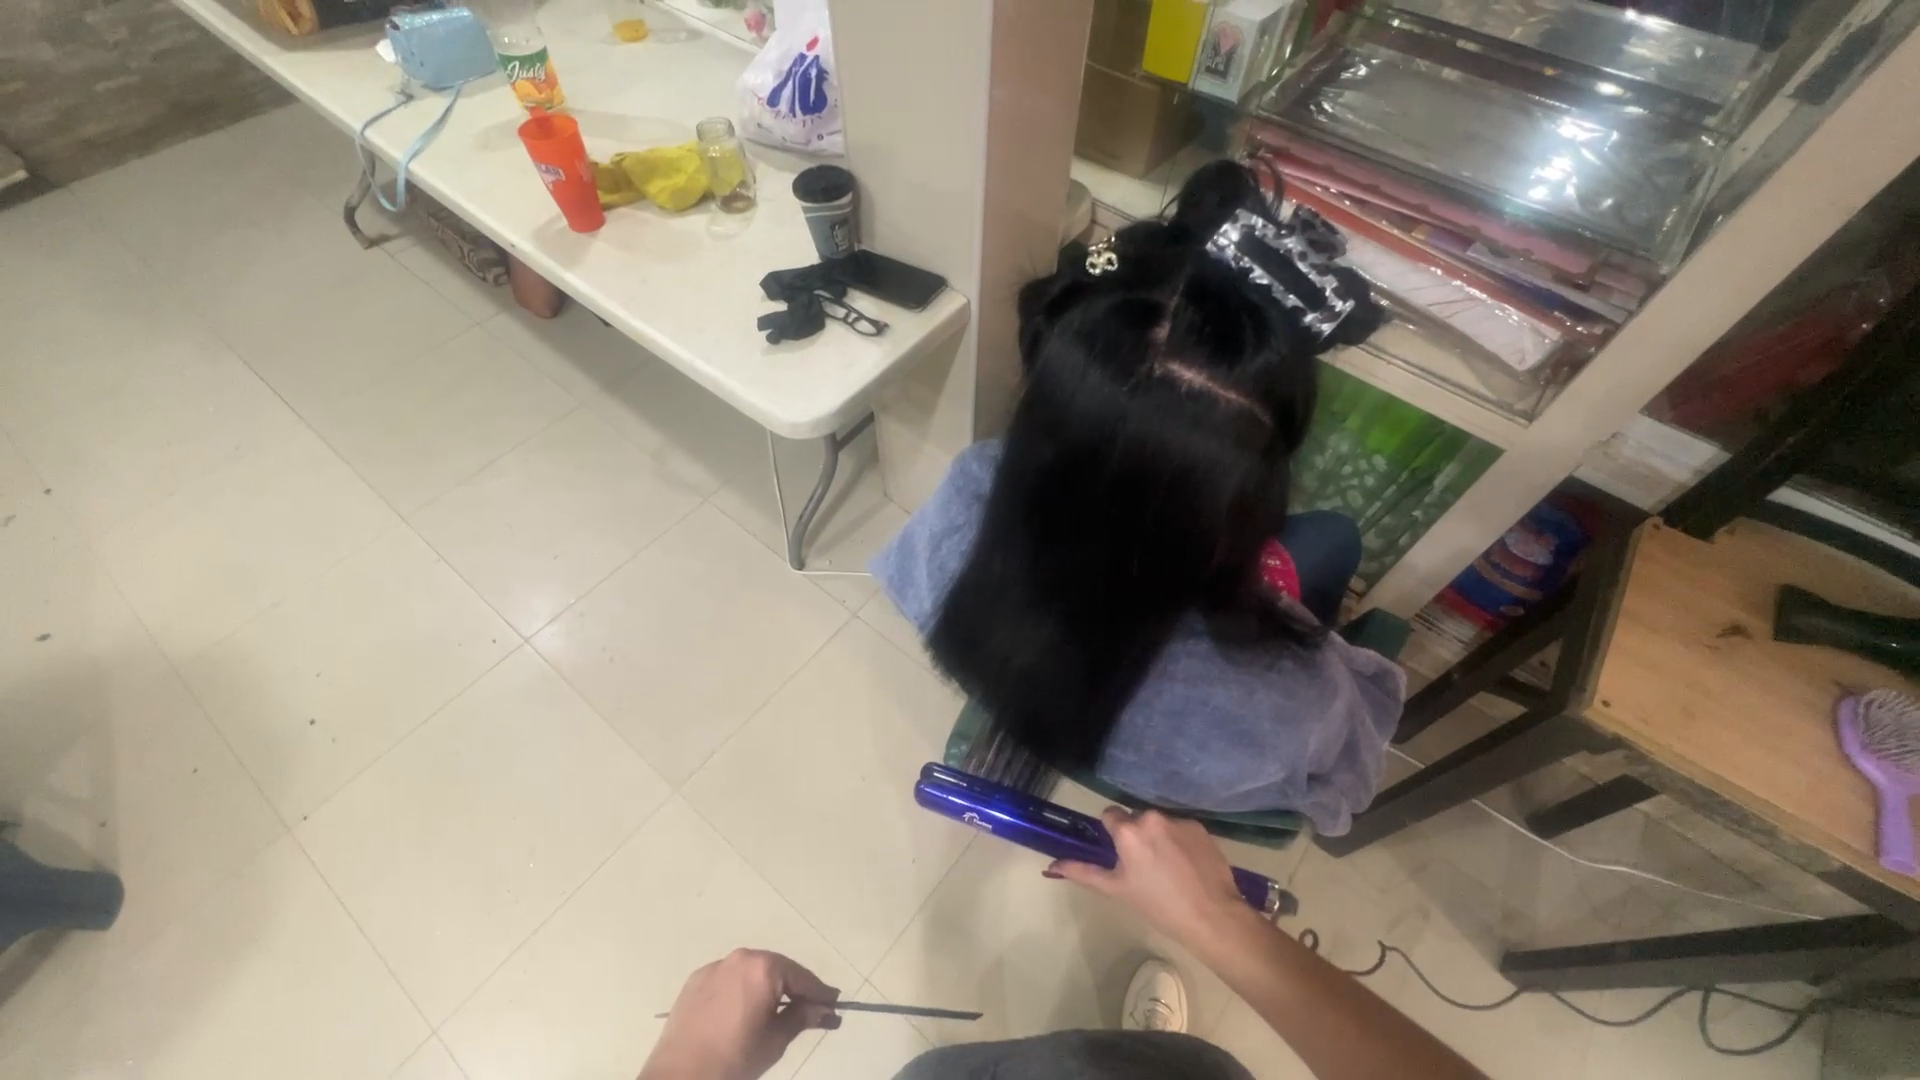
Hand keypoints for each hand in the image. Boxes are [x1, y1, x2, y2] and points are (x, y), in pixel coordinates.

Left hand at [641, 949, 840, 1079]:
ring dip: (765, 988)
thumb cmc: (734, 1061)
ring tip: (774, 1011)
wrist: (678, 1079)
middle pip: (776, 970)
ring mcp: (715, 968)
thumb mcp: (775, 1041)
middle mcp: (740, 958)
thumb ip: (802, 1018)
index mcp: (764, 968)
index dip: (820, 993)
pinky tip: (742, 1012)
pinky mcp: (695, 981)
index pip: (801, 979)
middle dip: (792, 989)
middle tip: (807, 1009)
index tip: (834, 1003)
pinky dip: (740, 991)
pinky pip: (728, 980)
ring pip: (750, 973)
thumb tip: (824, 1009)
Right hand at [1047, 808, 1254, 950]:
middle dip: (1137, 836)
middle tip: (1145, 866)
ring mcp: (1178, 820)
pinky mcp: (1200, 827)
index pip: (1110, 815)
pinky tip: (1187, 865)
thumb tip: (1051, 866)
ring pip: (1159, 823)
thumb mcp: (1116, 890)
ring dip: (1159, 837)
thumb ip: (1083, 872)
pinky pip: (1181, 828)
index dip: (1113, 833)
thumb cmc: (1158, 905)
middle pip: (1136, 818)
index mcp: (1128, 830)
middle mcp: (1152, 817)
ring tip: (1169, 867)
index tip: (1121, 853)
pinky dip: (1180, 841)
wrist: (1211, 915)